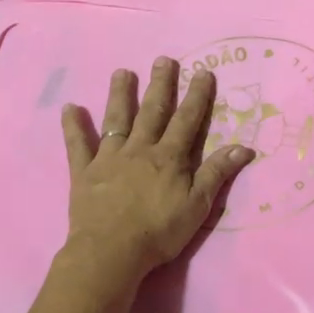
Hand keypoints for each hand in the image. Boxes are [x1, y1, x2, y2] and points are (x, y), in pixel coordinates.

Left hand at [60, 58, 253, 284]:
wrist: (111, 252)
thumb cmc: (160, 232)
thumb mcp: (198, 206)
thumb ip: (217, 174)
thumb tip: (243, 147)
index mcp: (170, 158)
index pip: (188, 121)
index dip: (197, 96)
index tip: (203, 72)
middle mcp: (140, 149)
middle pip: (153, 112)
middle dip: (160, 85)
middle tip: (163, 60)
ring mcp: (109, 158)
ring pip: (117, 119)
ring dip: (120, 94)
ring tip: (122, 72)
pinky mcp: (84, 173)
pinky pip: (78, 145)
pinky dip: (73, 127)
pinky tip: (70, 107)